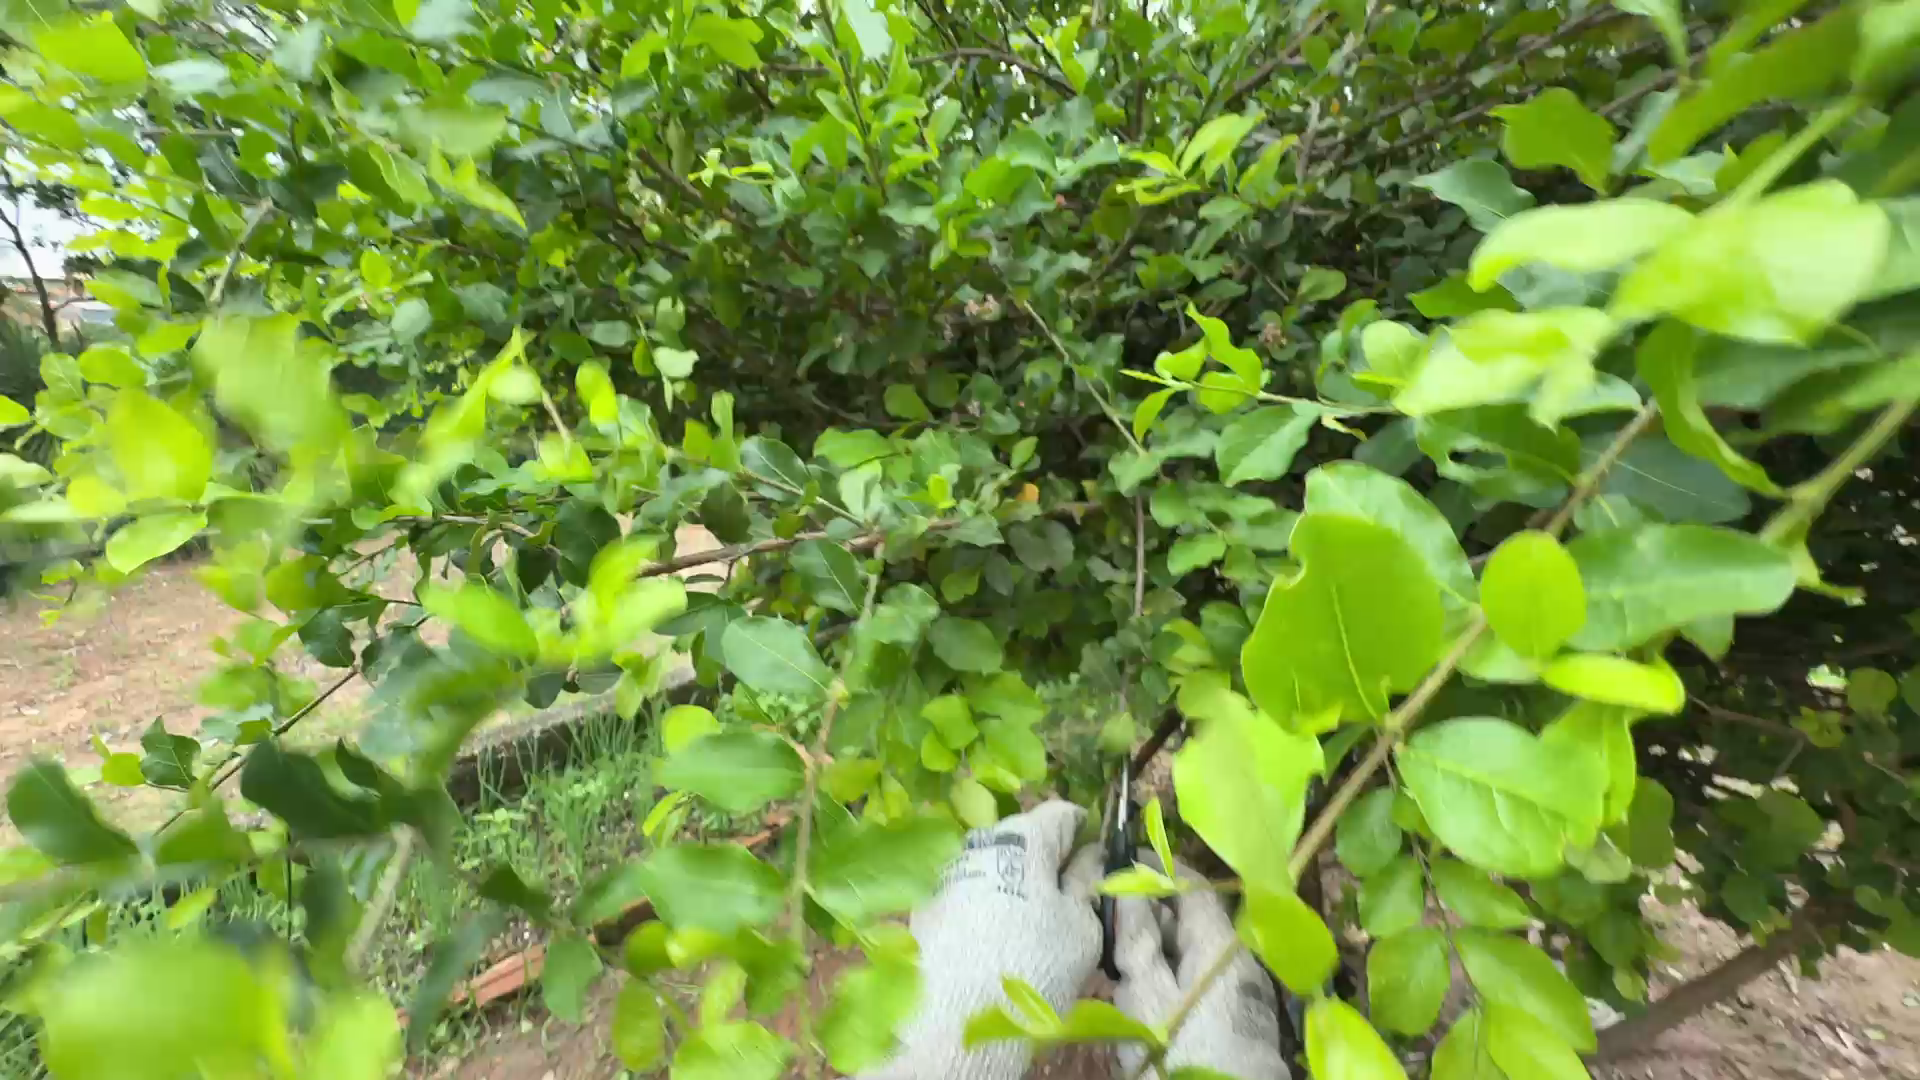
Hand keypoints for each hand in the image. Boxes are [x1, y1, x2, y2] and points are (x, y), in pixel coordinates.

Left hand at [859, 800, 1102, 1079]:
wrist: (955, 1021)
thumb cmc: (1033, 967)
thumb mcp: (1082, 929)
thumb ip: (1089, 882)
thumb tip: (1091, 856)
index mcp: (1024, 836)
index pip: (1064, 813)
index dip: (1086, 835)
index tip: (1096, 866)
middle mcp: (981, 839)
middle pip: (1026, 838)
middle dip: (1048, 863)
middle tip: (1066, 908)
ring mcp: (949, 868)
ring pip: (995, 865)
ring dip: (1014, 885)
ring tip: (1026, 932)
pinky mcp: (926, 901)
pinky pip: (968, 891)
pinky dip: (984, 906)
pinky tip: (990, 945)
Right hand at [1110, 862, 1291, 1079]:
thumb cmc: (1183, 1050)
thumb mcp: (1146, 990)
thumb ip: (1136, 934)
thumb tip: (1127, 882)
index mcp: (1220, 943)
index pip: (1191, 884)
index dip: (1155, 869)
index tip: (1118, 863)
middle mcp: (1236, 960)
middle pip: (1188, 920)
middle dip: (1146, 915)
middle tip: (1104, 917)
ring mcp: (1238, 995)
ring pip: (1188, 954)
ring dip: (1151, 951)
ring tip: (1112, 957)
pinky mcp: (1234, 1024)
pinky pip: (1194, 983)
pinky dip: (1165, 979)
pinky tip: (1134, 994)